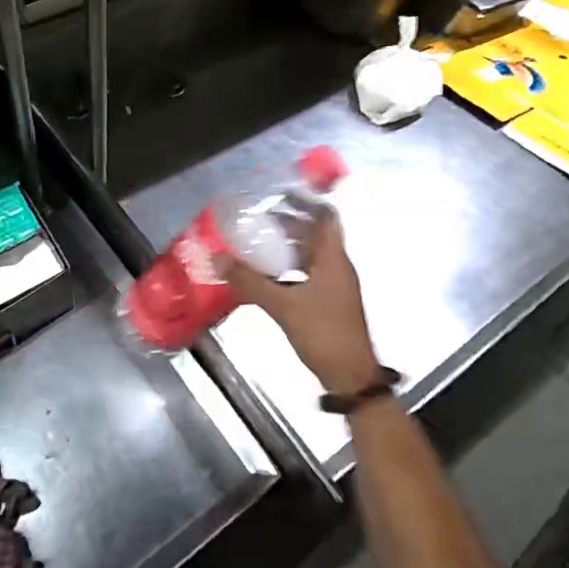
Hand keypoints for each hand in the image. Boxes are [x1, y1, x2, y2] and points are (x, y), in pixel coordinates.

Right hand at [220, 209, 383, 397]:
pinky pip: (306, 272)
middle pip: (315, 233)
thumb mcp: (282, 305)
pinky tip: (265, 274)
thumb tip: (218, 259)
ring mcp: (334, 285)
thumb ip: (249, 281)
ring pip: (310, 254)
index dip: (305, 201)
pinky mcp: (328, 300)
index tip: (278, 193)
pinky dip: (287, 267)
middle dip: (287, 222)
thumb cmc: (322, 333)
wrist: (350, 374)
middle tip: (256, 218)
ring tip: (256, 242)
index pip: (325, 217)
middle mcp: (337, 267)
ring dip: (286, 245)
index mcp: (333, 260)